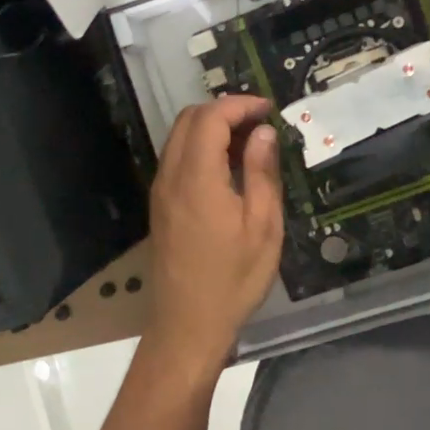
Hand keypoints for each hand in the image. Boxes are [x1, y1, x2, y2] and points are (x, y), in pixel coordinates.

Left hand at [146, 96, 283, 367]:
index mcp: (197, 178)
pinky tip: (226, 168)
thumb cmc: (233, 280)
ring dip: (210, 128)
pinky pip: (176, 160)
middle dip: (224, 110)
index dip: (240, 104)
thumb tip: (263, 132)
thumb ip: (261, 173)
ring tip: (248, 142)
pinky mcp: (159, 206)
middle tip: (260, 122)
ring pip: (179, 138)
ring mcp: (160, 191)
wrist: (187, 324)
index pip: (211, 118)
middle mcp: (171, 177)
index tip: (269, 109)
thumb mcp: (263, 227)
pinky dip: (200, 149)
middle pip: (189, 120)